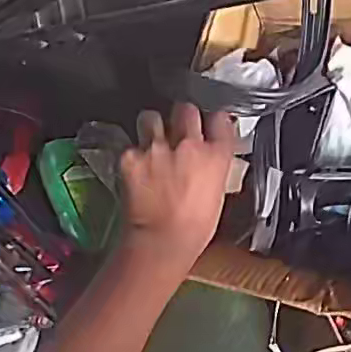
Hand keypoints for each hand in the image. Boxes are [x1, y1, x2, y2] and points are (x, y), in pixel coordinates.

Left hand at [116, 102, 238, 273]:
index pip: (221, 119)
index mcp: (216, 156)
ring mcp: (157, 149)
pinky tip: (137, 167)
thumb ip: (212, 167)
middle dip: (182, 116)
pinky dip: (132, 153)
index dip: (215, 120)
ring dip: (152, 126)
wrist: (161, 242)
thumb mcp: (217, 194)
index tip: (211, 124)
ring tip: (152, 142)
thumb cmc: (194, 228)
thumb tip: (207, 159)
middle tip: (178, 130)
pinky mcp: (130, 156)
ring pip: (152, 117)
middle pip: (186, 109)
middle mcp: (188, 146)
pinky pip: (130, 143)